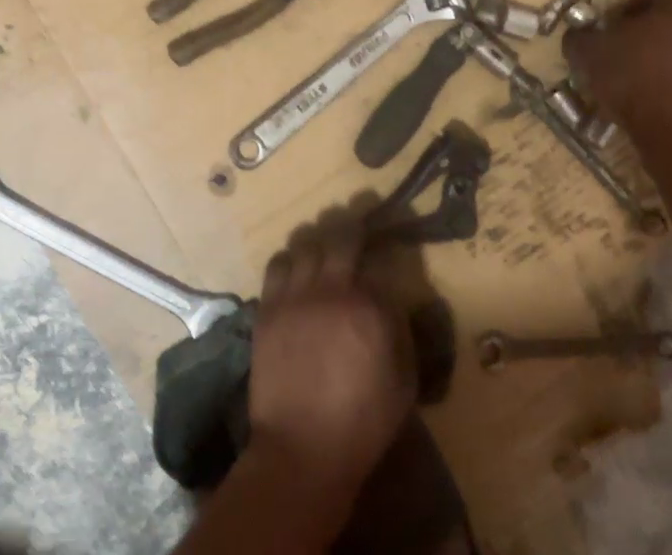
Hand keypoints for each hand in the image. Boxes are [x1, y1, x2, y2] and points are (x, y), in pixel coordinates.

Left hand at [250, 212, 415, 497]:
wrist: (302, 447)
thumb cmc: (364, 420)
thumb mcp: (404, 377)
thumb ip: (399, 327)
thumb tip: (390, 297)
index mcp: (371, 305)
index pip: (380, 254)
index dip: (386, 242)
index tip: (388, 240)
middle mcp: (332, 289)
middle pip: (341, 235)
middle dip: (352, 224)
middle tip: (357, 224)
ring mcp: (294, 296)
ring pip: (303, 243)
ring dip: (317, 240)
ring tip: (322, 247)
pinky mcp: (267, 309)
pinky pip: (276, 266)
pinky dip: (289, 261)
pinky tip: (295, 271)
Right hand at [564, 0, 671, 139]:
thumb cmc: (631, 78)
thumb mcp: (588, 53)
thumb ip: (579, 37)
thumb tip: (577, 34)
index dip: (628, 8)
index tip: (609, 27)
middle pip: (670, 22)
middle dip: (645, 34)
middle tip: (618, 50)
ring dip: (658, 59)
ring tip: (630, 78)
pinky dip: (669, 82)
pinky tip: (646, 98)